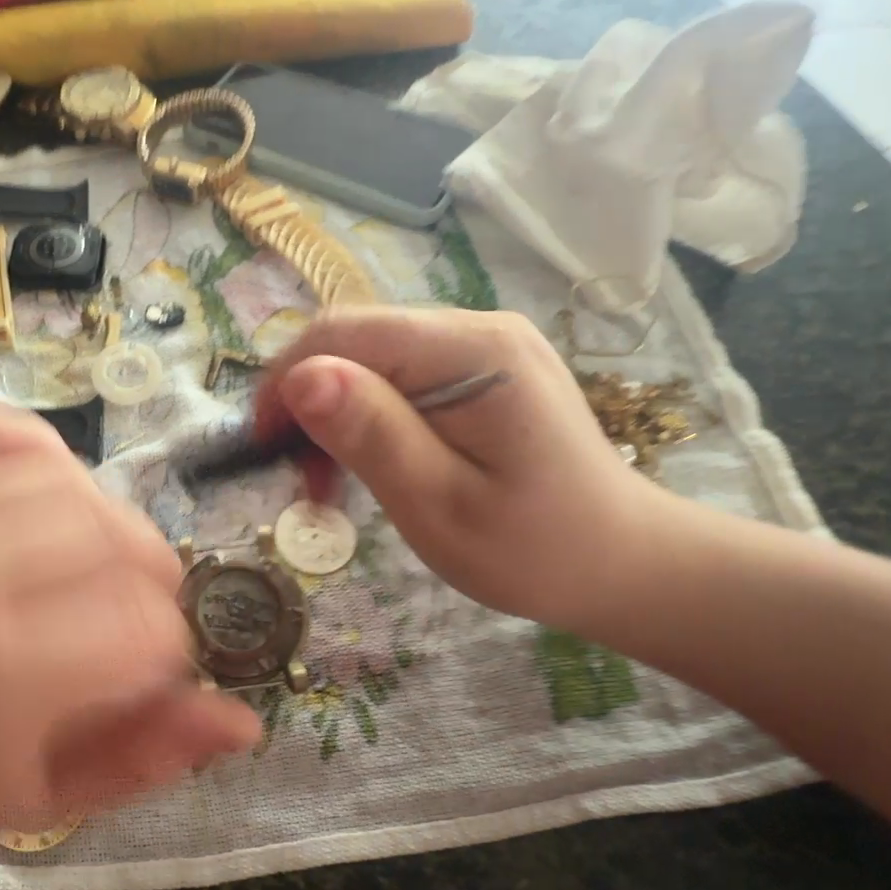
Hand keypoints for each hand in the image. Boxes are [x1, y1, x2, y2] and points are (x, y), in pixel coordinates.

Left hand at [0, 405, 259, 861]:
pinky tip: (48, 502)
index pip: (141, 624)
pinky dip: (44, 457)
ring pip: (71, 482)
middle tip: (133, 608)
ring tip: (93, 562)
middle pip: (113, 537)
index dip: (169, 645)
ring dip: (109, 521)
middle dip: (151, 574)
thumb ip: (144, 756)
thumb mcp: (38, 800)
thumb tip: (244, 721)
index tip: (149, 665)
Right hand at [254, 307, 676, 628]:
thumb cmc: (534, 550)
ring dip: (336, 412)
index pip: (343, 332)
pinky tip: (372, 459)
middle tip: (305, 479)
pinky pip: (401, 373)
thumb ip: (373, 434)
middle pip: (355, 339)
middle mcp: (476, 326)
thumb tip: (301, 376)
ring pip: (371, 357)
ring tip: (333, 482)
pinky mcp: (482, 366)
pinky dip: (369, 414)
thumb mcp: (440, 505)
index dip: (288, 380)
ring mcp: (483, 343)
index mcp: (472, 351)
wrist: (623, 563)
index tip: (267, 447)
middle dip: (310, 401)